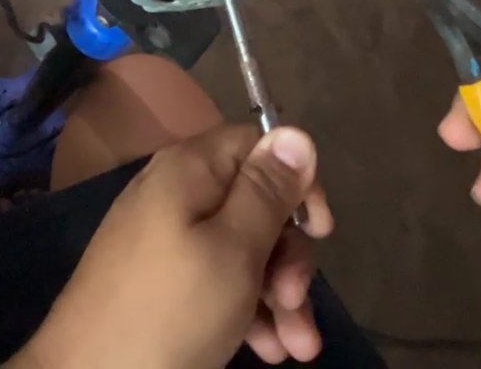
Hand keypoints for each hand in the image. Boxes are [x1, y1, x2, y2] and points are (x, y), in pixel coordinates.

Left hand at [12, 124, 334, 367]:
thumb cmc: (171, 309)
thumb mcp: (233, 251)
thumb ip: (267, 192)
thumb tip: (297, 132)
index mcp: (189, 168)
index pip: (255, 143)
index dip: (294, 180)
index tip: (320, 233)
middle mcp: (176, 191)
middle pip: (253, 201)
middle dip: (288, 255)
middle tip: (296, 301)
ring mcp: (165, 236)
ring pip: (240, 248)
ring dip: (277, 295)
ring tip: (296, 349)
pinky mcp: (160, 279)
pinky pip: (215, 276)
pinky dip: (246, 309)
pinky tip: (266, 351)